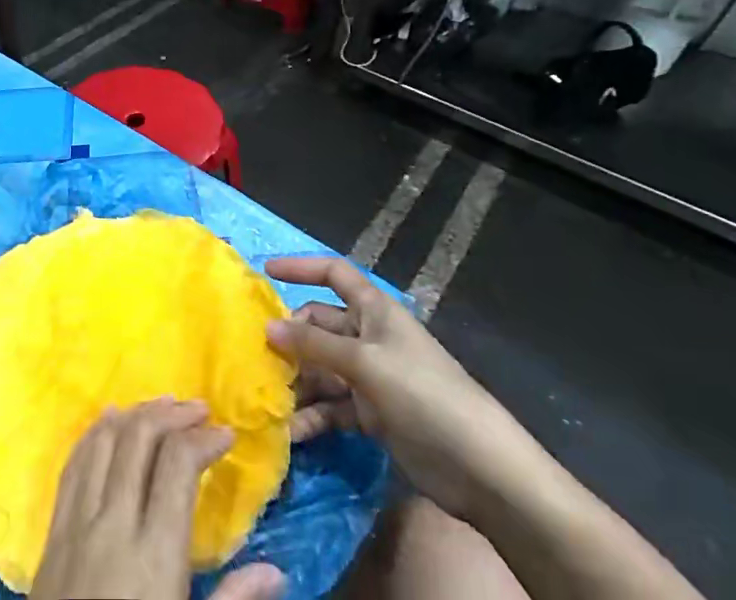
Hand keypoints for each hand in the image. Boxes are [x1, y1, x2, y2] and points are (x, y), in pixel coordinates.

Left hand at [31, 399, 286, 599]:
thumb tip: (278, 571)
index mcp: (154, 552)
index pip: (177, 466)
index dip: (203, 439)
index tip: (226, 433)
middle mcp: (113, 523)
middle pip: (138, 441)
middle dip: (171, 415)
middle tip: (198, 408)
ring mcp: (77, 523)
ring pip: (103, 443)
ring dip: (133, 414)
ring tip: (161, 405)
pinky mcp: (53, 532)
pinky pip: (72, 465)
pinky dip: (93, 434)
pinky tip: (108, 421)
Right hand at [264, 256, 539, 520]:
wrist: (479, 467)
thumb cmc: (423, 394)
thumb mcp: (364, 362)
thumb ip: (314, 344)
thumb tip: (267, 327)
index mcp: (375, 311)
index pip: (334, 274)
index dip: (301, 268)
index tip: (265, 271)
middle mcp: (369, 337)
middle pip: (319, 325)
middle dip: (288, 338)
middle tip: (255, 355)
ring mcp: (369, 378)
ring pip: (320, 369)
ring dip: (295, 383)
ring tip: (265, 399)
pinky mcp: (370, 414)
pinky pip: (330, 407)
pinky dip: (311, 417)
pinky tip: (290, 432)